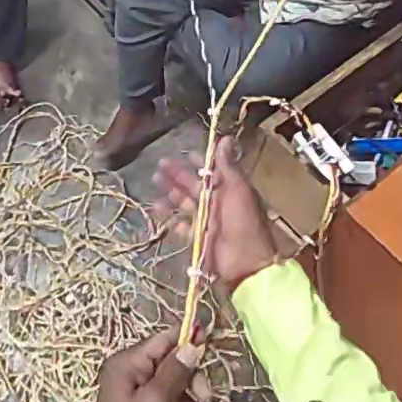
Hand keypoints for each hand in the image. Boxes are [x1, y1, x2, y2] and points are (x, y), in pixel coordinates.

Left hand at [80, 326, 207, 401]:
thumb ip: (175, 372)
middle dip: (189, 385)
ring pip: (176, 389)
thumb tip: (192, 344)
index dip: (188, 339)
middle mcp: (130, 373)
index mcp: (127, 363)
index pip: (163, 340)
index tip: (211, 340)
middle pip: (173, 365)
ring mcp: (136, 394)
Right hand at [153, 137, 279, 289]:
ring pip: (186, 204)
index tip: (185, 153)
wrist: (246, 262)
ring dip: (171, 194)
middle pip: (194, 186)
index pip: (213, 171)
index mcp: (230, 190)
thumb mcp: (238, 189)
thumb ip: (228, 166)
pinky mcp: (200, 238)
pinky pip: (183, 226)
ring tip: (156, 184)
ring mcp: (208, 221)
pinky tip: (160, 210)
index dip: (199, 162)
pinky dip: (172, 219)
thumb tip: (225, 138)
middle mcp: (218, 203)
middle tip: (159, 166)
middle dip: (177, 175)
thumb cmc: (243, 222)